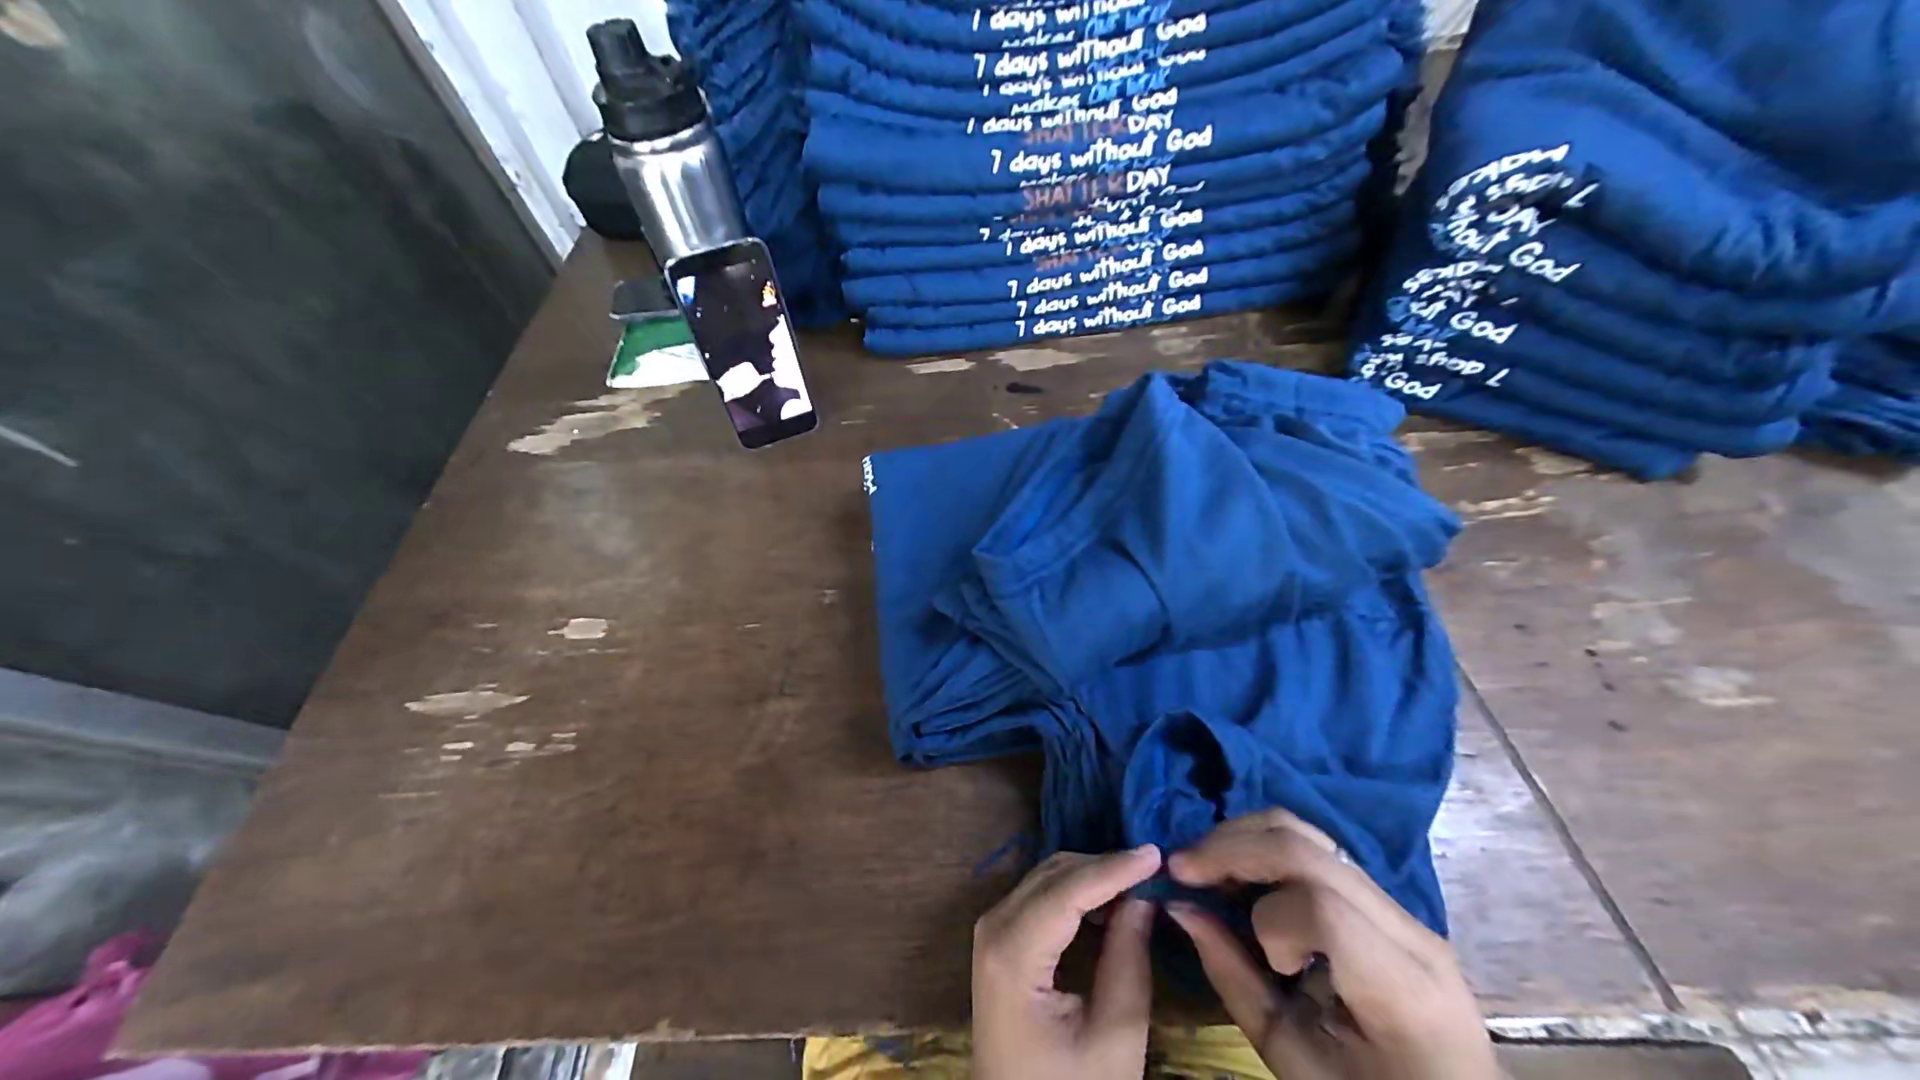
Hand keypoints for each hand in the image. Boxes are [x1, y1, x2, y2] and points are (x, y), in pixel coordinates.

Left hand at [971, 845, 1161, 1079]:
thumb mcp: (1114, 1037)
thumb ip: (1128, 960)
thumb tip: (1143, 897)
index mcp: (1012, 954)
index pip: (1066, 890)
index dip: (1113, 868)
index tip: (1156, 853)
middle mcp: (993, 928)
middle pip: (1053, 876)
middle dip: (1104, 866)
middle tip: (1155, 869)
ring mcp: (991, 928)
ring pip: (1047, 877)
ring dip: (1092, 874)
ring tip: (1140, 882)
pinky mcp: (999, 935)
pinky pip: (1040, 893)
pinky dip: (1077, 889)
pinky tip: (1110, 901)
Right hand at [1165, 810, 1498, 1079]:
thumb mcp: (1293, 1058)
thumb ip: (1233, 978)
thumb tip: (1180, 907)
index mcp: (1398, 989)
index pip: (1322, 907)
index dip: (1266, 914)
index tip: (1234, 937)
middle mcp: (1409, 931)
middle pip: (1308, 848)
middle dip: (1232, 846)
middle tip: (1182, 867)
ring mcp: (1402, 908)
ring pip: (1311, 832)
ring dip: (1245, 836)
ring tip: (1206, 863)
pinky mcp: (1387, 900)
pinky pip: (1319, 850)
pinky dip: (1267, 846)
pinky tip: (1242, 870)